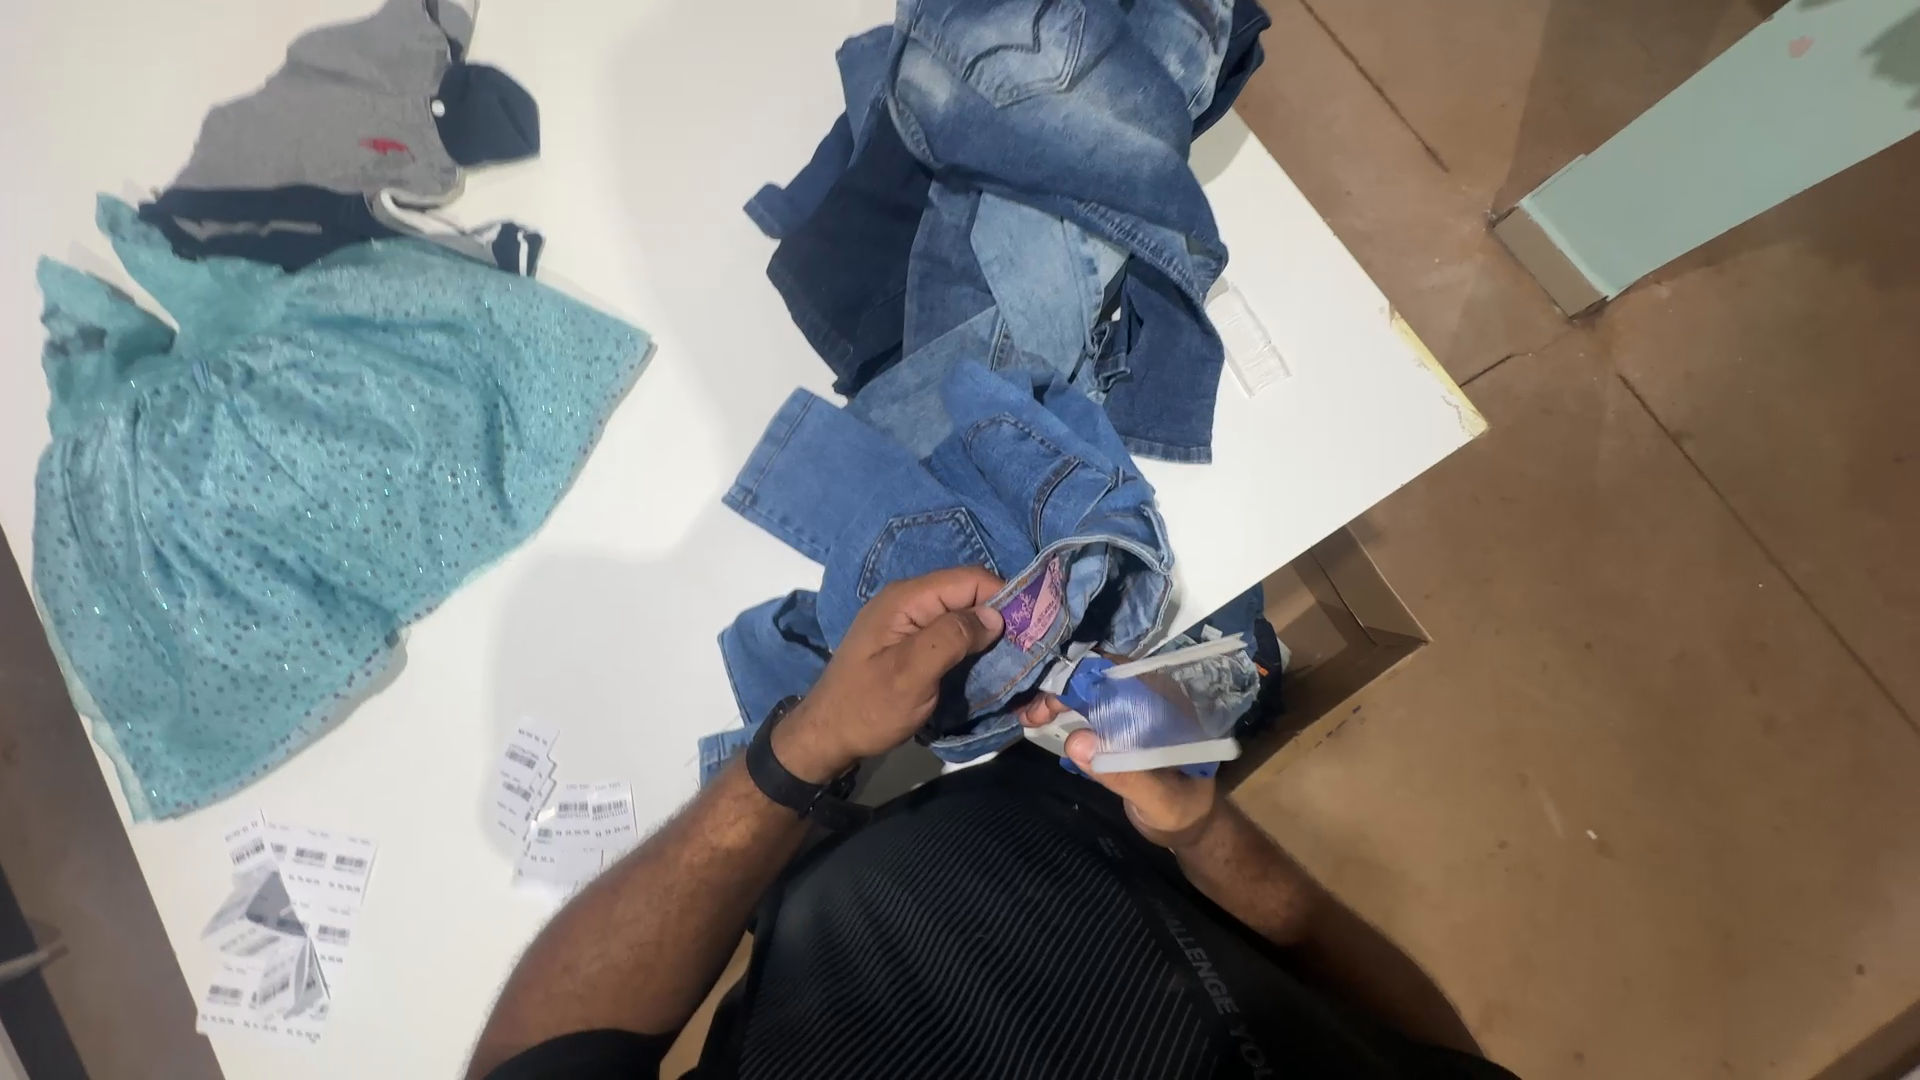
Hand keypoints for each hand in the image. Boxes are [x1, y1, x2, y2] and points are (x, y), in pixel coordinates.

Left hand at [774, 567, 1005, 782]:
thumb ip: (951, 638)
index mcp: (906, 599)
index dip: (1004, 598)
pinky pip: (951, 634)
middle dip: (1001, 618)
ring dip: (989, 636)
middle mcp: (909, 601)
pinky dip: (973, 647)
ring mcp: (909, 622)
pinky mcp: (912, 643)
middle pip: (969, 595)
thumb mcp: (910, 674)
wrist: (825, 738)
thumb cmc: (866, 708)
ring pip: (963, 616)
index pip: (969, 579)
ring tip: (1014, 663)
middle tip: (1028, 652)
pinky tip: (988, 668)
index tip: (1032, 630)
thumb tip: (995, 615)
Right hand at [1017, 695, 1221, 849]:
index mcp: (1170, 706)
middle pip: (1101, 678)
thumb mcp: (1158, 801)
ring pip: (1090, 689)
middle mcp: (1152, 697)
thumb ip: (1123, 774)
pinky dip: (1062, 709)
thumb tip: (1075, 741)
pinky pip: (1088, 705)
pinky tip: (1040, 718)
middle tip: (1030, 713)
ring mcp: (1134, 708)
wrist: (1188, 828)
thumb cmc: (1182, 814)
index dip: (1083, 680)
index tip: (1049, 698)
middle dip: (1063, 688)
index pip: (1123, 677)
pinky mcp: (1119, 721)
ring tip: (1028, 716)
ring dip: (1058, 698)